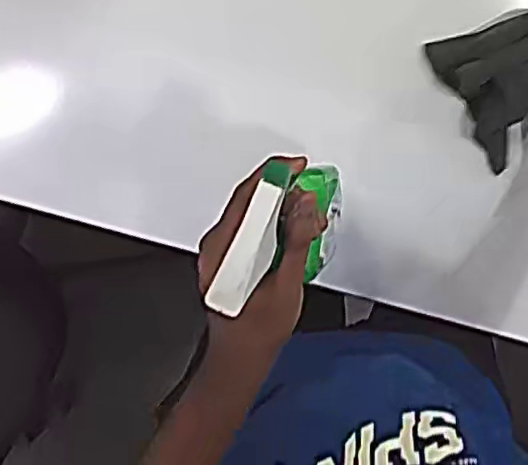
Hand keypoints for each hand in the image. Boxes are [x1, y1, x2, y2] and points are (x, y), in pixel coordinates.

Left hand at [197, 156, 327, 354]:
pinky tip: (295, 228)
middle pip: (251, 198)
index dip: (275, 175)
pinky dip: (276, 217)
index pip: (249, 195)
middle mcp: (217, 246)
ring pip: (253, 209)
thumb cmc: (258, 330)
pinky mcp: (229, 254)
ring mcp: (221, 250)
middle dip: (284, 188)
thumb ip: (297, 239)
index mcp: (224, 251)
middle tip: (310, 190)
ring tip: (309, 216)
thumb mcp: (286, 284)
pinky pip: (253, 222)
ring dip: (283, 204)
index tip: (298, 166)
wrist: (239, 361)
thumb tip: (304, 202)